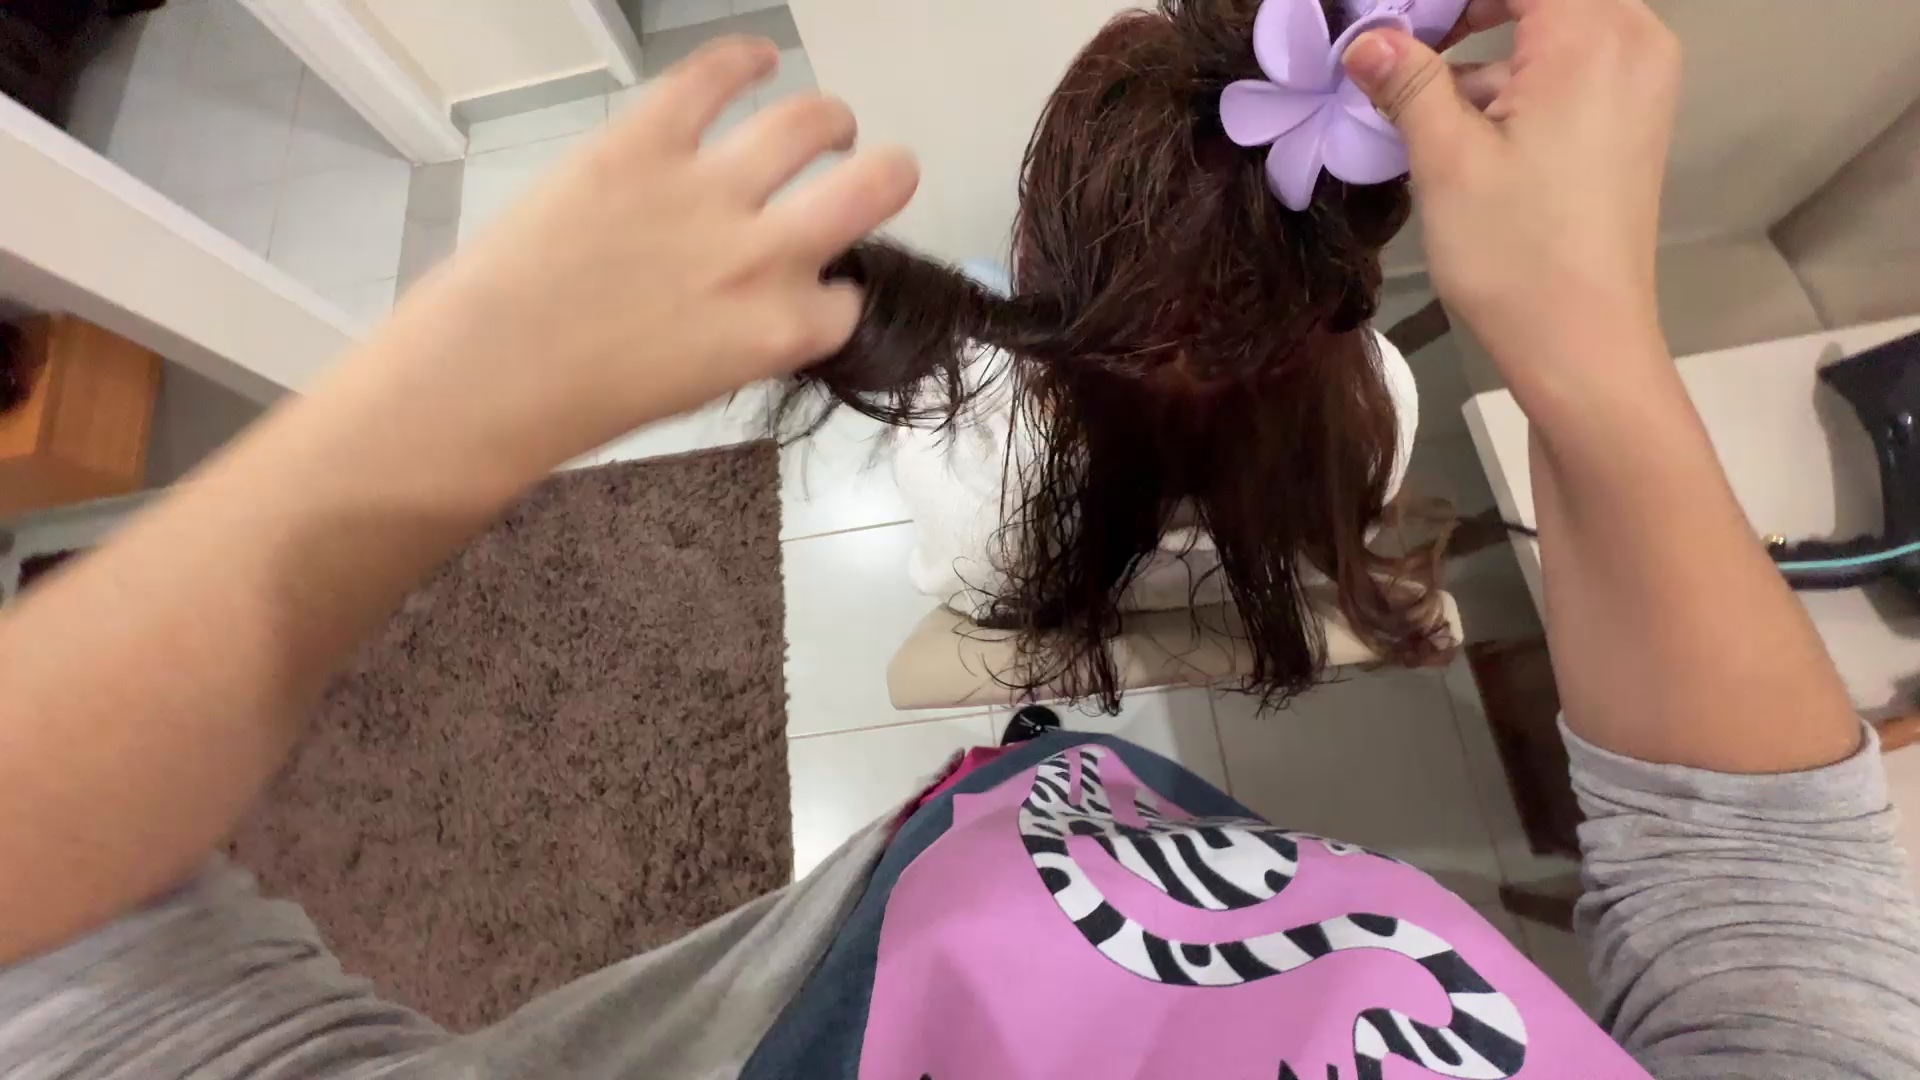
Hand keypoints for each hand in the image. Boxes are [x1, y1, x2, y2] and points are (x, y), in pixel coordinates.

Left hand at [385, 37, 918, 466]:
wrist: (499, 370)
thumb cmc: (607, 401)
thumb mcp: (715, 385)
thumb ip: (761, 334)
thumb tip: (775, 297)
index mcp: (782, 331)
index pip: (847, 303)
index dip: (838, 298)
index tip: (820, 293)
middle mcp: (765, 256)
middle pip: (868, 192)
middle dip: (892, 179)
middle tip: (889, 174)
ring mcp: (707, 191)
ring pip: (804, 125)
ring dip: (833, 122)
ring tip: (833, 126)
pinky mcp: (644, 142)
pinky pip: (707, 79)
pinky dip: (742, 59)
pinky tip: (760, 57)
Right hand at [1342, 0, 1680, 391]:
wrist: (1575, 332)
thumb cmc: (1510, 247)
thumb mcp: (1446, 161)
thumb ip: (1410, 85)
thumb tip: (1366, 39)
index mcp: (1592, 36)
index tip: (1391, 23)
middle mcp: (1632, 40)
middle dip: (1464, 14)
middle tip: (1394, 52)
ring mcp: (1637, 82)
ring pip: (1550, 34)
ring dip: (1481, 54)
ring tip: (1411, 99)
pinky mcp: (1626, 122)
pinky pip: (1565, 72)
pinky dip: (1509, 84)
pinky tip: (1455, 129)